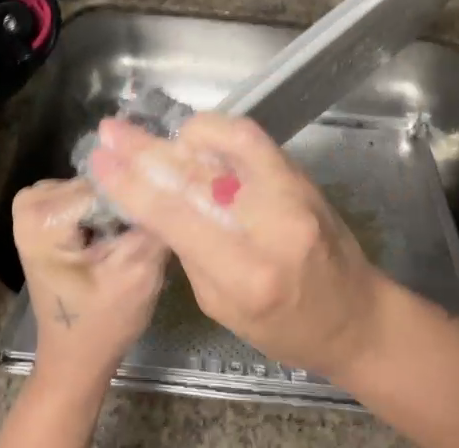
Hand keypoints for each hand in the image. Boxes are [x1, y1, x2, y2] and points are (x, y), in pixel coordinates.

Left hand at [11, 177, 168, 378]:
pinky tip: (119, 236)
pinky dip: (108, 212)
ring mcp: (34, 204)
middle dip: (129, 202)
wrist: (74, 358)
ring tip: (134, 238)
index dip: (141, 201)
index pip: (112, 181)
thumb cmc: (103, 323)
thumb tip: (172, 176)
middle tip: (148, 234)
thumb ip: (152, 221)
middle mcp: (32, 200)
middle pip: (103, 180)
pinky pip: (90, 194)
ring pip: (100, 184)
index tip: (161, 222)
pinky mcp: (44, 211)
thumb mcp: (138, 273)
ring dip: (121, 208)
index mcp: (44, 215)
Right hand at [85, 113, 384, 376]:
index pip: (178, 216)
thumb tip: (153, 199)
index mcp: (248, 274)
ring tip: (150, 135)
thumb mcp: (221, 306)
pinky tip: (192, 139)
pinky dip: (217, 133)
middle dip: (147, 149)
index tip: (101, 162)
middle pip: (198, 173)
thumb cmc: (286, 329)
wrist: (357, 315)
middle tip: (112, 131)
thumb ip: (189, 250)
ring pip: (230, 140)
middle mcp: (274, 224)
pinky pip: (252, 139)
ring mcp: (294, 192)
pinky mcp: (302, 174)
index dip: (133, 184)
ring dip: (183, 135)